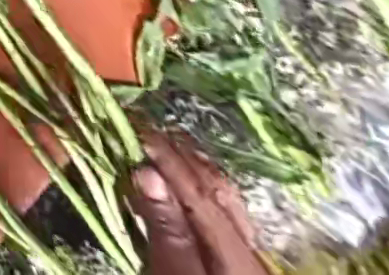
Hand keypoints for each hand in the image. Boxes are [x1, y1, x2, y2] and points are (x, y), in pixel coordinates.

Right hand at [130, 132, 266, 274]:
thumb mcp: (171, 274)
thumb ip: (164, 228)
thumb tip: (146, 170)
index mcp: (238, 257)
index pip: (200, 194)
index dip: (168, 159)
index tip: (136, 128)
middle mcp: (252, 252)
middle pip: (220, 192)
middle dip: (181, 157)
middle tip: (142, 128)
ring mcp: (250, 258)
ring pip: (225, 200)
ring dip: (189, 168)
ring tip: (157, 144)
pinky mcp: (239, 264)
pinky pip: (221, 212)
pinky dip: (195, 187)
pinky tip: (175, 181)